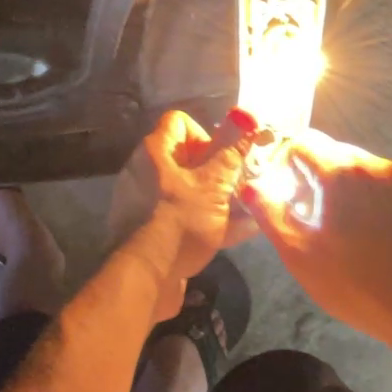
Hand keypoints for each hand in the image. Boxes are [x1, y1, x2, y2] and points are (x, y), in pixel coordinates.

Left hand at [111, 111, 250, 317]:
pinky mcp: (151, 228)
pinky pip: (183, 215)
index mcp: (155, 151)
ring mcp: (145, 200)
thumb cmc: (179, 222)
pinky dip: (209, 220)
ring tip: (246, 208)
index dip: (205, 134)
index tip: (222, 158)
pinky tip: (240, 232)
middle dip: (217, 170)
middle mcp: (145, 169)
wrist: (145, 277)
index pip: (179, 121)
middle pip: (186, 157)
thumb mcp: (212, 186)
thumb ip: (230, 153)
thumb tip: (247, 114)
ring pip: (187, 188)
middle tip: (240, 185)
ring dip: (217, 197)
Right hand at [242, 129, 391, 354]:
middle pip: (331, 153)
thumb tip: (251, 185)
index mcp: (341, 170)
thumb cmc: (359, 285)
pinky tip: (373, 239)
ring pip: (360, 171)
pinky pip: (386, 188)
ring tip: (339, 230)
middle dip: (311, 176)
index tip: (280, 193)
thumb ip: (269, 212)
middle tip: (305, 215)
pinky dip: (371, 201)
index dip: (282, 161)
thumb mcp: (299, 254)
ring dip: (342, 188)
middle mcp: (375, 164)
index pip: (301, 141)